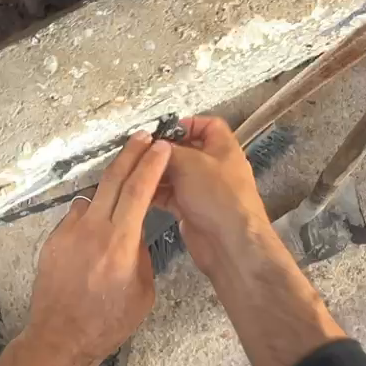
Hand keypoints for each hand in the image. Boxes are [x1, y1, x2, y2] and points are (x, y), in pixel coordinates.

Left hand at [0, 132, 171, 365]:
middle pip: (112, 179)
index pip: (139, 190)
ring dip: (108, 192)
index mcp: (119, 242)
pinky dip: (89, 218)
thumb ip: (140, 254)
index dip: (151, 163)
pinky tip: (96, 235)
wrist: (60, 339)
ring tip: (121, 195)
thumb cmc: (108, 322)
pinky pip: (76, 218)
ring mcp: (68, 233)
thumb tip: (134, 232)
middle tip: (142, 138)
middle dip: (130, 154)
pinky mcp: (53, 241)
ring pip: (92, 198)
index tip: (160, 146)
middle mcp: (91, 230)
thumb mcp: (142, 291)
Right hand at [153, 116, 277, 272]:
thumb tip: (154, 146)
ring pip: (176, 175)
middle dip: (164, 152)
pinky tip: (140, 192)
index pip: (208, 125)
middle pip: (186, 151)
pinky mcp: (192, 209)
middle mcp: (214, 167)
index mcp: (223, 148)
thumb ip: (168, 150)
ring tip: (136, 172)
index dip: (186, 123)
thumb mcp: (190, 162)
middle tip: (141, 152)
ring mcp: (203, 190)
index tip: (163, 129)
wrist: (229, 242)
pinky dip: (156, 193)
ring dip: (157, 174)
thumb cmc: (217, 196)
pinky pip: (171, 196)